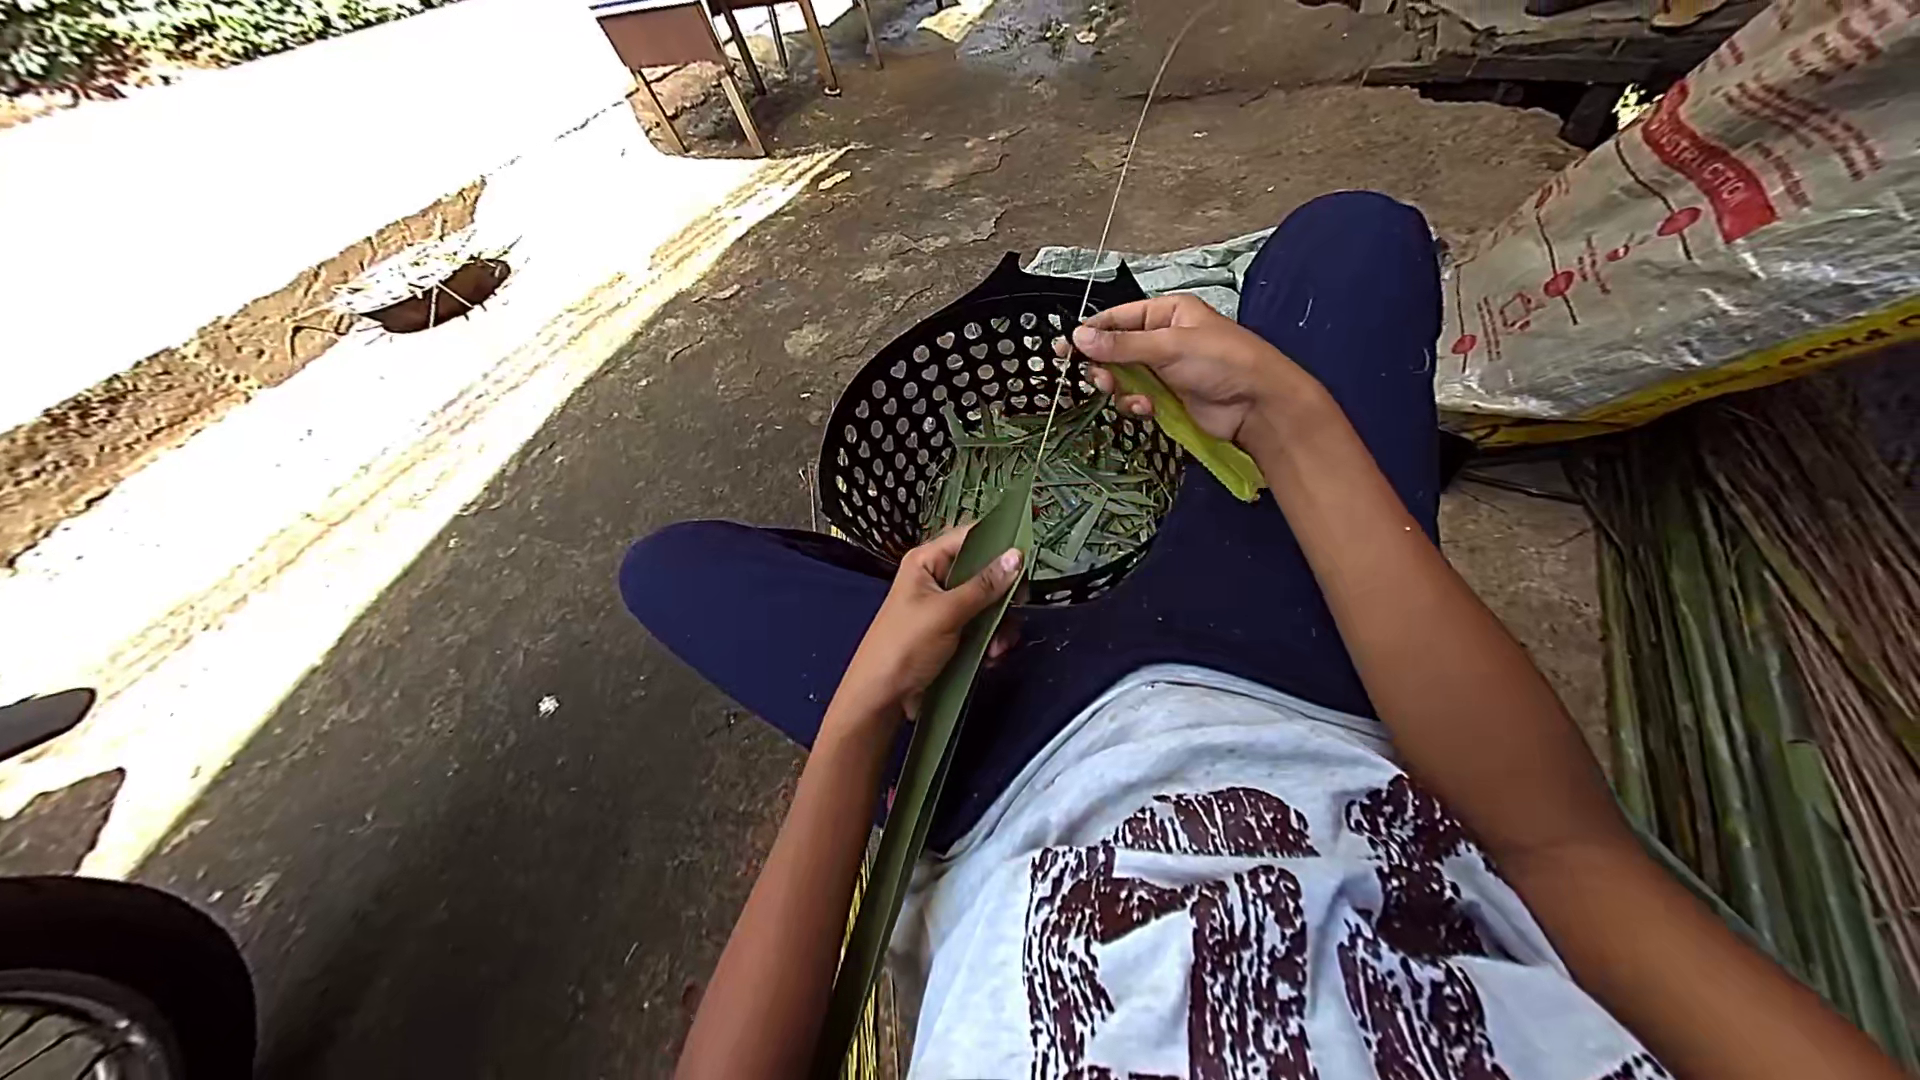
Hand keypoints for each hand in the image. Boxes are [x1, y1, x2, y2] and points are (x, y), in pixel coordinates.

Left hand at [831, 525, 1023, 737]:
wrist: (882, 697)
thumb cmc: (904, 647)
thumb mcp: (946, 613)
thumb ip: (984, 586)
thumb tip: (1016, 555)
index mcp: (927, 561)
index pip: (970, 537)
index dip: (999, 543)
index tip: (1026, 559)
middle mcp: (938, 578)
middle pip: (985, 572)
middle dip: (1003, 595)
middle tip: (1016, 608)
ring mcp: (947, 606)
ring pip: (989, 603)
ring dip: (999, 624)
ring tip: (998, 646)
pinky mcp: (954, 631)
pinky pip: (983, 626)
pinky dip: (991, 640)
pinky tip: (991, 656)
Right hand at [1060, 294, 1314, 450]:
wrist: (1256, 405)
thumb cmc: (1223, 362)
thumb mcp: (1169, 346)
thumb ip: (1121, 345)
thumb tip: (1080, 336)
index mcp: (1166, 313)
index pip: (1117, 318)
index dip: (1091, 333)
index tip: (1067, 348)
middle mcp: (1161, 338)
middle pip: (1114, 351)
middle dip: (1105, 367)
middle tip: (1100, 380)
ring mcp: (1162, 370)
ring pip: (1121, 378)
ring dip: (1121, 390)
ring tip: (1134, 397)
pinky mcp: (1164, 397)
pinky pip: (1135, 398)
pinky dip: (1136, 404)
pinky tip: (1149, 408)